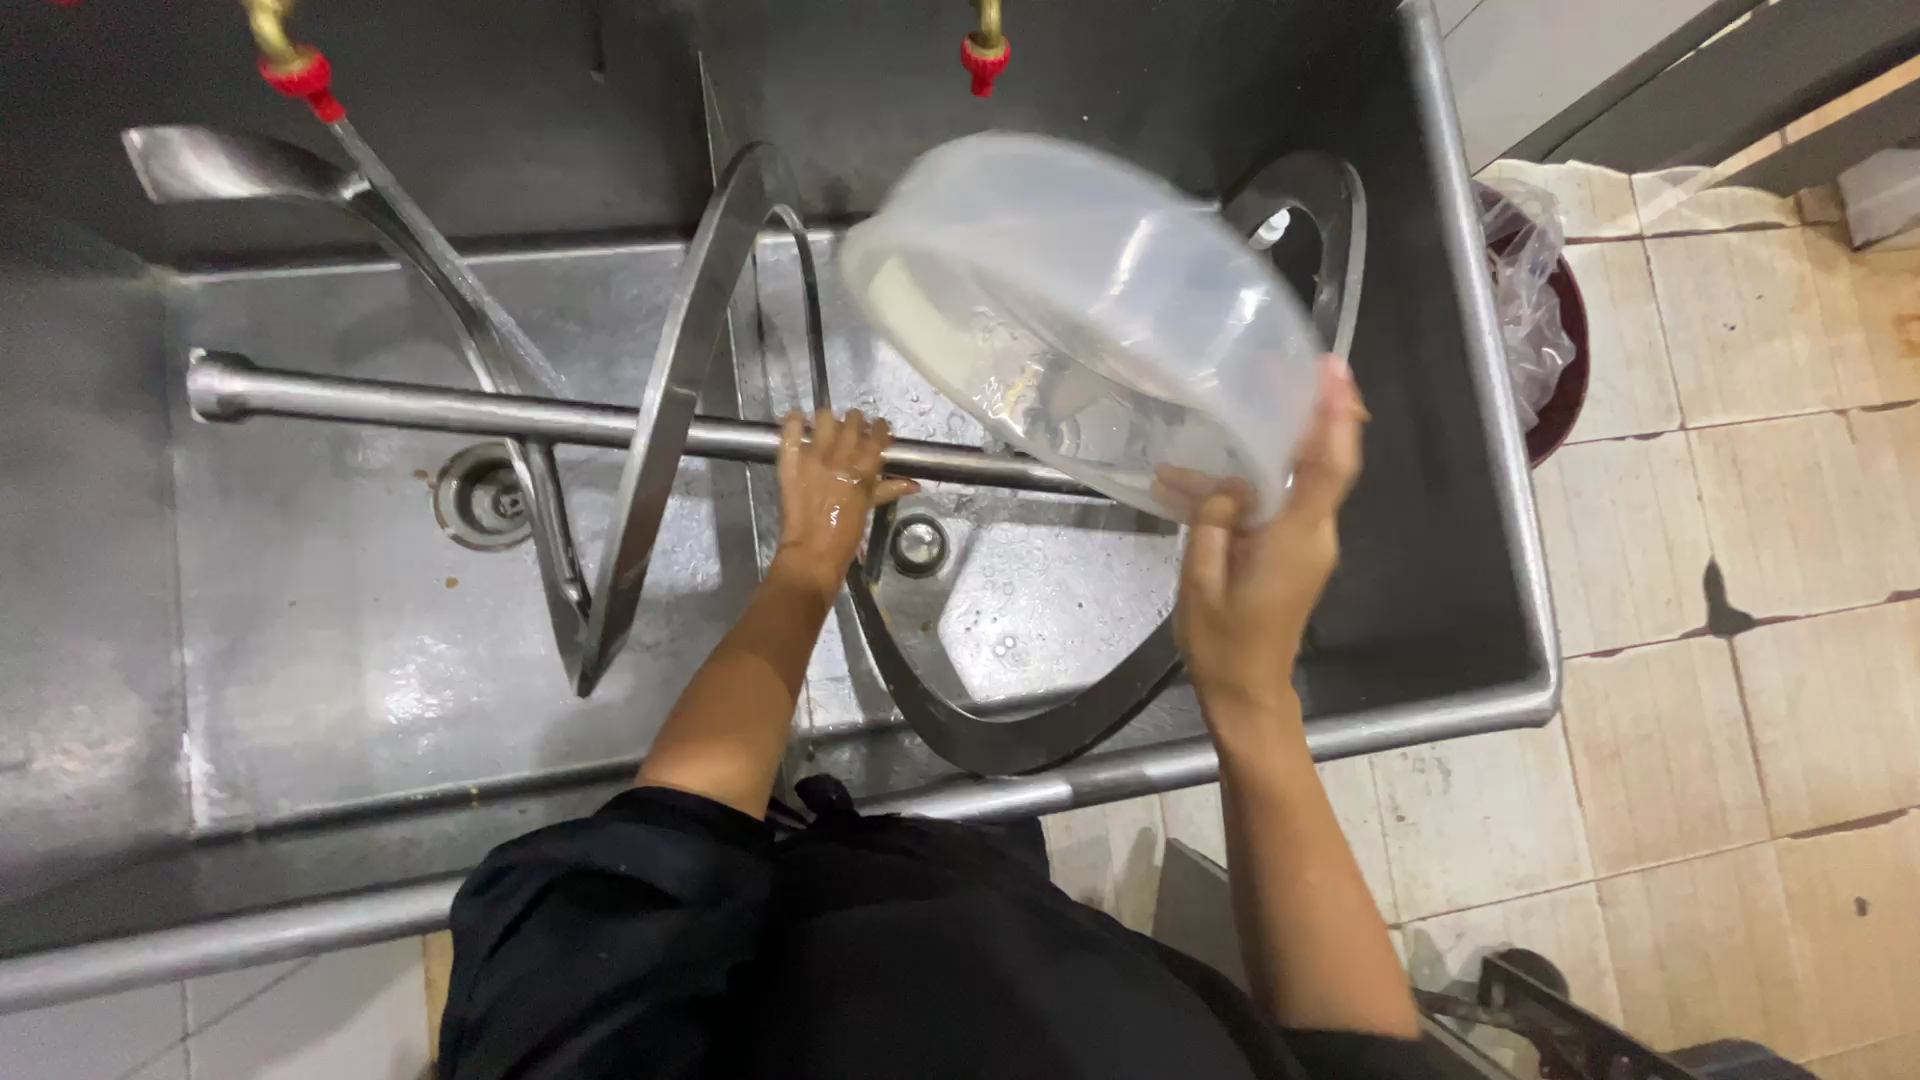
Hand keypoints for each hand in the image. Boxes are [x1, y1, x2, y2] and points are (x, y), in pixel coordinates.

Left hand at [770, 408, 919, 597]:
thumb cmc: (845, 536)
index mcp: (863, 471)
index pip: (877, 435)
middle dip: (857, 422)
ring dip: (829, 420)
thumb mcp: (869, 510)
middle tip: (854, 431)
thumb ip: (888, 490)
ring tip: (828, 430)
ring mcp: (811, 457)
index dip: (880, 428)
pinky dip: (794, 421)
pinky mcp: (789, 461)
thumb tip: (915, 484)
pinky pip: (789, 429)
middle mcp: (839, 458)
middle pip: (852, 421)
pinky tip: (799, 422)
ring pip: (823, 418)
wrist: (811, 554)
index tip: (879, 429)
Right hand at [1175, 355, 1367, 721]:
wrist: (1246, 691)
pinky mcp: (1289, 554)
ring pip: (1288, 482)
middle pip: (1320, 462)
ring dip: (1249, 459)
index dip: (1335, 413)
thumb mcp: (1202, 580)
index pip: (1329, 464)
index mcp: (1296, 538)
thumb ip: (1214, 522)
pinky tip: (1186, 489)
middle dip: (1302, 415)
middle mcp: (1313, 535)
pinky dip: (1239, 491)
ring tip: (1193, 445)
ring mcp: (1304, 545)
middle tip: (1269, 374)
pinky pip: (1271, 507)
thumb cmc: (1222, 642)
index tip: (1331, 370)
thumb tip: (1230, 484)